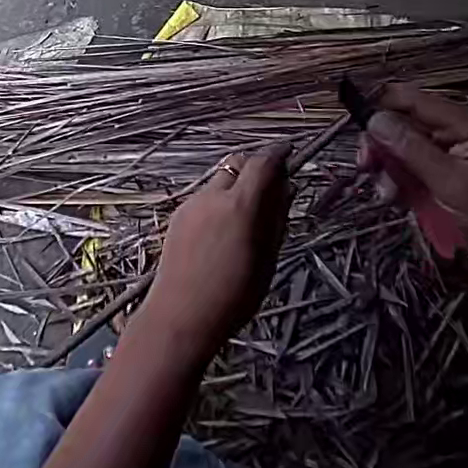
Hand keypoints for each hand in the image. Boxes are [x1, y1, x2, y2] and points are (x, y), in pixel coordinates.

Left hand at [138, 144, 291, 362]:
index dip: (278, 153)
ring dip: (237, 184)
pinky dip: (219, 200)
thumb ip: (276, 218)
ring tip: (248, 213)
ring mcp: (193, 203)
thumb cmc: (234, 296)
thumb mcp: (267, 259)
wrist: (180, 315)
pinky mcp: (179, 214)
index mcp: (240, 205)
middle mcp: (214, 195)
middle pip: (238, 162)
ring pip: (220, 179)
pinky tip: (223, 228)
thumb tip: (286, 189)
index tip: (288, 152)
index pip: (263, 162)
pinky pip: (205, 197)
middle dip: (256, 166)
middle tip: (271, 184)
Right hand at [360, 84, 467, 271]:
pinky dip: (397, 182)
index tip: (353, 123)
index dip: (379, 104)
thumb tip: (374, 118)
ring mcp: (446, 155)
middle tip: (366, 167)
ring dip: (387, 168)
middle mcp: (453, 132)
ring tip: (388, 194)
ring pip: (398, 148)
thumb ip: (412, 150)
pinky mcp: (440, 176)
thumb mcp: (453, 184)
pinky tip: (396, 199)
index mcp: (464, 123)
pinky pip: (407, 169)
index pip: (411, 98)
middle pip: (400, 123)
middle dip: (380, 144)